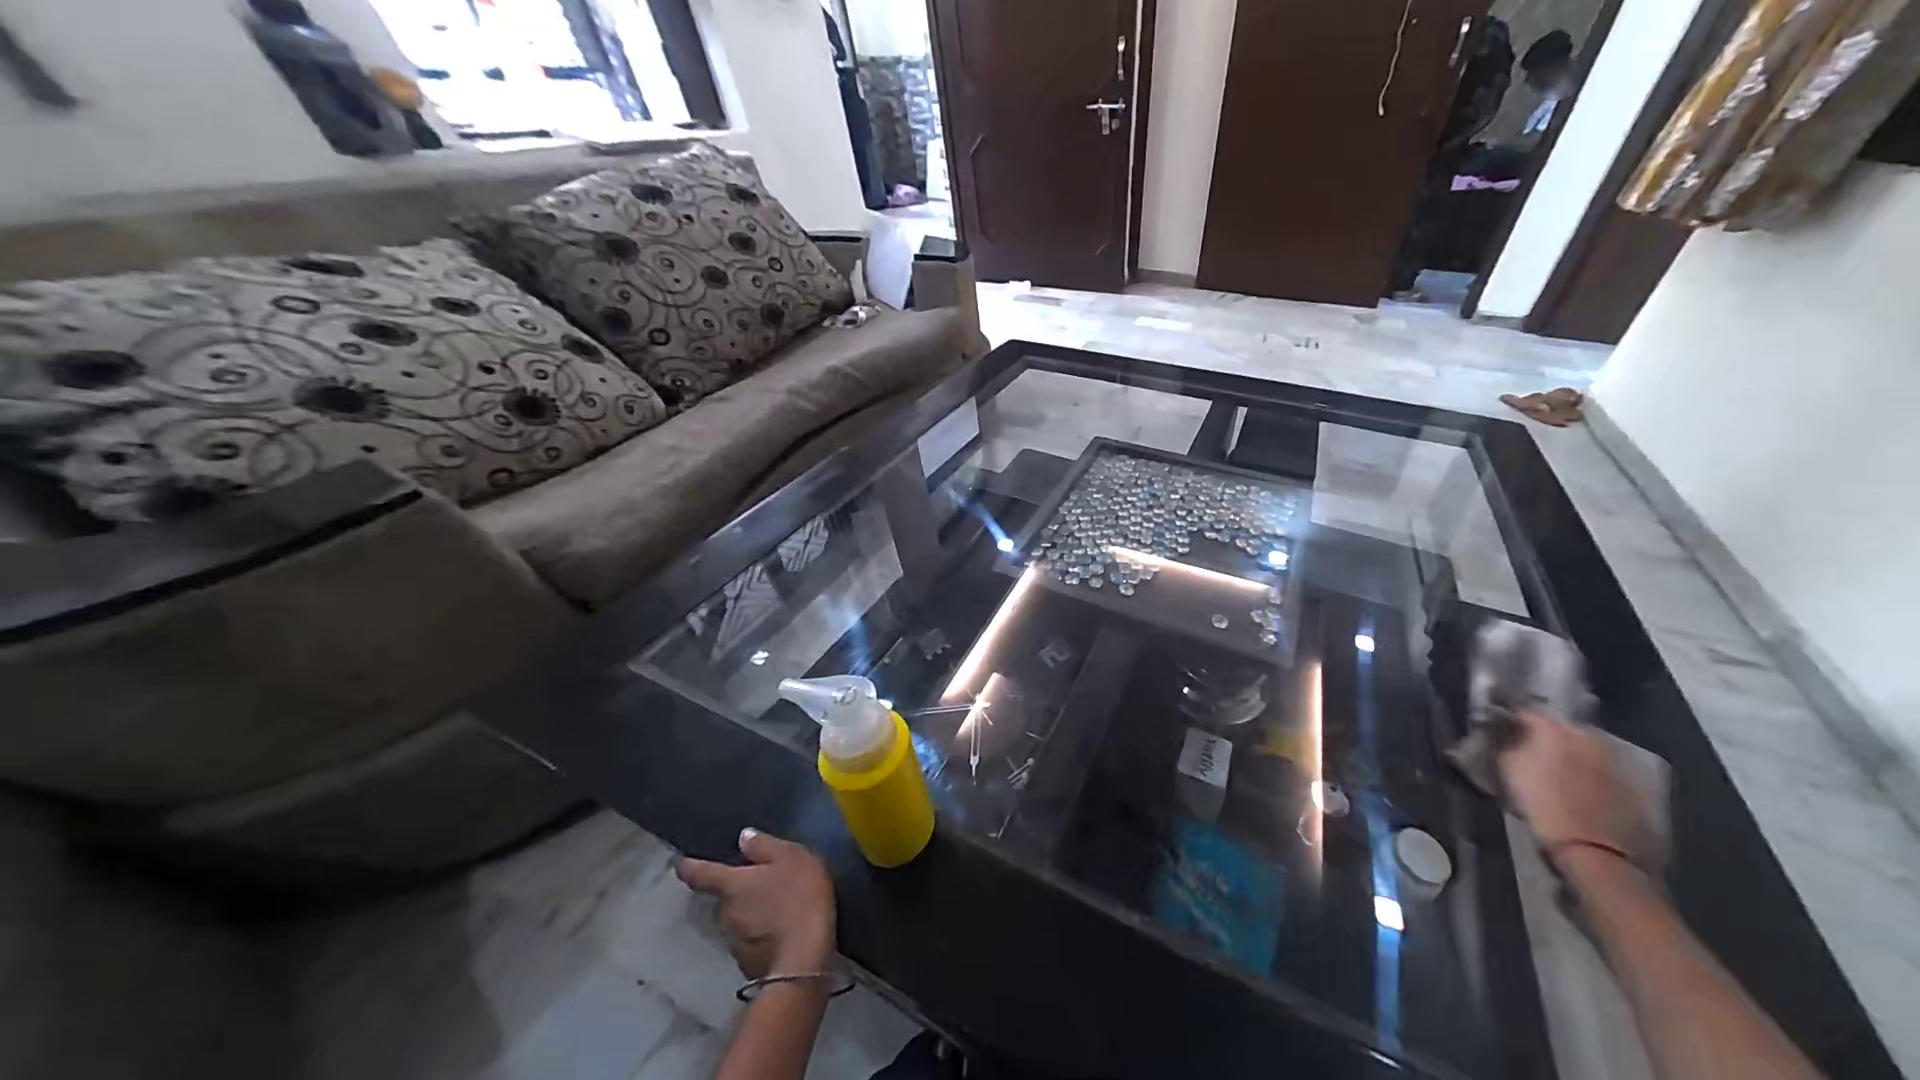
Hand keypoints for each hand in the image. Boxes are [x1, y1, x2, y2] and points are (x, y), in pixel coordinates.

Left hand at [675, 828, 835, 978]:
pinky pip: (749, 941)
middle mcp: (724, 913)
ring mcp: (733, 942)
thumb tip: (742, 837)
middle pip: (722, 897)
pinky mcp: (747, 964)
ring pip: (735, 920)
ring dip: (749, 913)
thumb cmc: (798, 899)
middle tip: (758, 884)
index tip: (682, 862)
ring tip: (773, 909)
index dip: (689, 866)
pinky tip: (779, 932)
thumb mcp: (791, 858)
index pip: (698, 873)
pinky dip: (759, 934)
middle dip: (736, 890)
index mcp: (731, 884)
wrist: (806, 962)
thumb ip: (764, 846)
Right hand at [1497, 709, 1648, 861]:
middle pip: (1557, 726)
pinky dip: (1584, 769)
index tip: (1498, 728)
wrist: (1595, 850)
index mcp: (1554, 729)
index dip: (1509, 719)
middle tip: (1523, 748)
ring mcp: (1611, 759)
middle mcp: (1587, 736)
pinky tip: (1574, 785)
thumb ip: (1504, 742)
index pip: (1525, 712)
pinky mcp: (1627, 782)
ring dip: (1564, 751)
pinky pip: (1596, 765)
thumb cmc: (1542, 806)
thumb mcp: (1508, 769)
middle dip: (1540, 734)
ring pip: (1579, 745)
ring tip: (1549, 767)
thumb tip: (1500, 728)